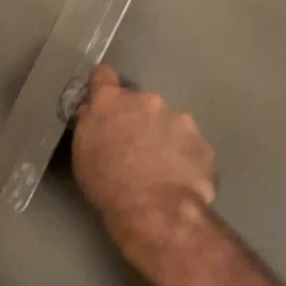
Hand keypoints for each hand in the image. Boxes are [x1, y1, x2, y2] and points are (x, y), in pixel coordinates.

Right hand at [73, 64, 215, 268]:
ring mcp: (179, 119)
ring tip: (160, 166)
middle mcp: (147, 100)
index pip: (103, 75)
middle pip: (140, 101)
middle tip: (134, 146)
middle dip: (137, 117)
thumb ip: (89, 123)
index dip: (102, 85)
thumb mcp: (82, 152)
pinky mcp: (203, 142)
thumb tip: (93, 112)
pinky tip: (178, 178)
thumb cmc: (107, 182)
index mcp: (111, 100)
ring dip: (162, 135)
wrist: (156, 210)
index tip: (103, 99)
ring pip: (168, 121)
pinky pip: (189, 143)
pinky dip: (183, 155)